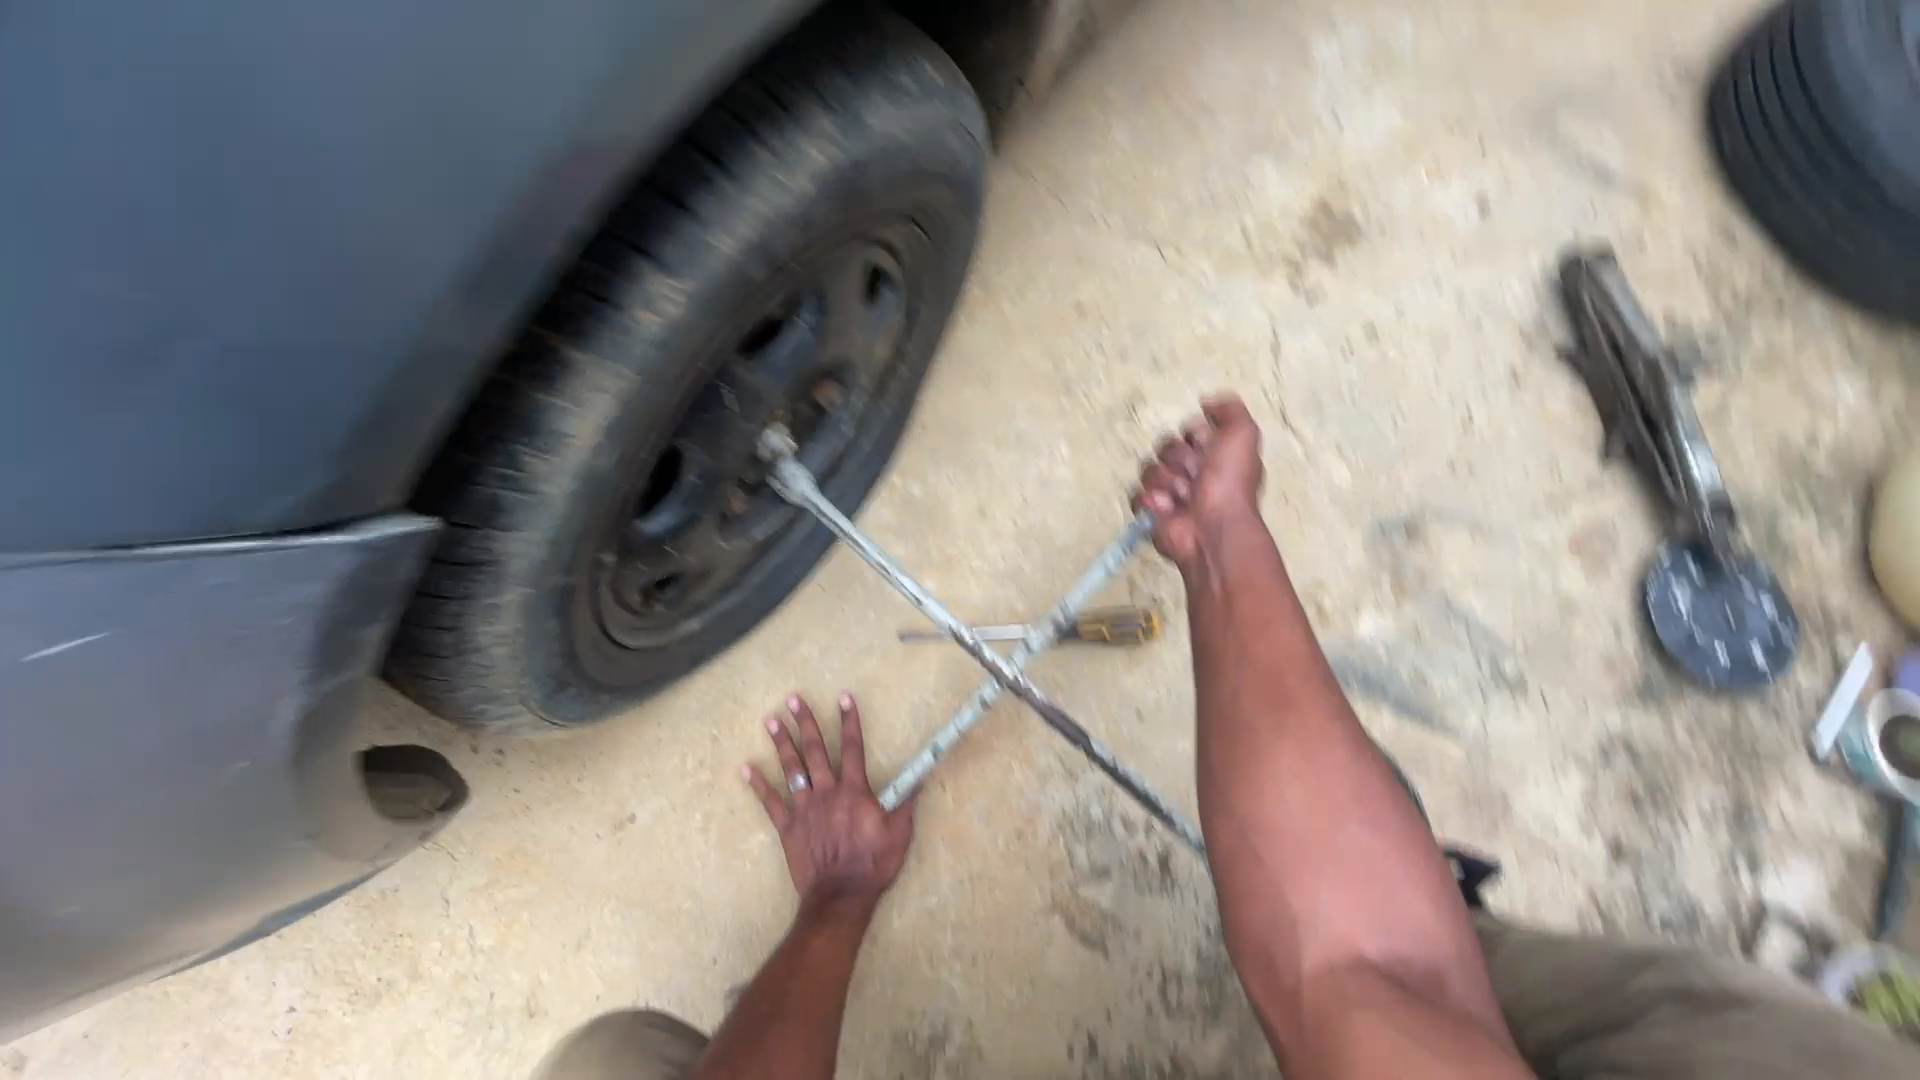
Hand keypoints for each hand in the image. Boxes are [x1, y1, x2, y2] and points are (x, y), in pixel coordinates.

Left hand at [744, 693, 915, 917]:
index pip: (853, 747)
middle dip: (804, 723)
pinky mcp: (788, 828)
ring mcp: (804, 809)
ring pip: (791, 770)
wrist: (841, 896)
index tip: (844, 697)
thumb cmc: (873, 864)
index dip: (849, 721)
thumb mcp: (899, 832)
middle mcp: (827, 792)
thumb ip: (907, 801)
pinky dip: (758, 785)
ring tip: (771, 721)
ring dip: (781, 744)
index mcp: (854, 791)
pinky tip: (746, 768)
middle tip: (793, 699)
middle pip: (814, 750)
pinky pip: (770, 803)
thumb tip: (922, 775)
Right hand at [1133, 394, 1264, 568]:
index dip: (1194, 436)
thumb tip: (1205, 402)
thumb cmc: (1230, 482)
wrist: (1214, 526)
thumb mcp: (1243, 434)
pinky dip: (1151, 502)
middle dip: (1180, 460)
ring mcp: (1169, 492)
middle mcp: (1192, 472)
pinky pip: (1137, 495)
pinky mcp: (1152, 513)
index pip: (1188, 430)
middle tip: (1197, 477)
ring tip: (1184, 498)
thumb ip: (1230, 409)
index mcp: (1213, 454)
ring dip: (1167, 482)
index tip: (1207, 448)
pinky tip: (1168, 509)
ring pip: (1149, 469)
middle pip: (1165, 447)